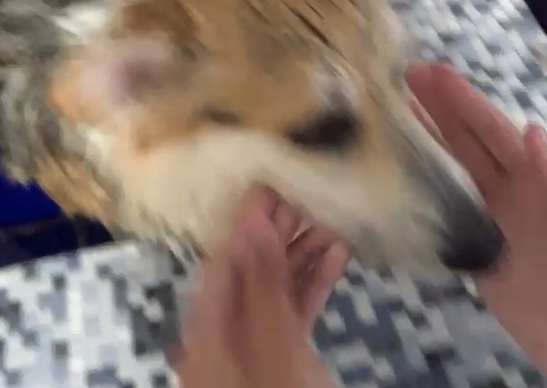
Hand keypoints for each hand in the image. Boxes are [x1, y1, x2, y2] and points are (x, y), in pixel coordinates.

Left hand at [174, 188, 349, 387]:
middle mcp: (226, 334)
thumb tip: (253, 219)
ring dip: (304, 256)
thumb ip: (262, 282)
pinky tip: (339, 257)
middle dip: (279, 233)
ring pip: (277, 291)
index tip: (273, 183)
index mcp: (208, 329)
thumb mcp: (272, 342)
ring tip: (331, 222)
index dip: (247, 221)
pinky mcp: (282, 362)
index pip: (224, 260)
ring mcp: (254, 348)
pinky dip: (313, 287)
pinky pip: (294, 314)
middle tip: (305, 194)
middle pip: (251, 272)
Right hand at [408, 65, 546, 387]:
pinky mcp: (477, 260)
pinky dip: (423, 194)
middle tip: (405, 75)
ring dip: (427, 141)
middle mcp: (512, 194)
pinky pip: (446, 219)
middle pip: (468, 143)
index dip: (465, 101)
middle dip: (439, 108)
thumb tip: (531, 131)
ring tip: (395, 111)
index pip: (496, 132)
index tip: (433, 71)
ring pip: (453, 173)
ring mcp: (492, 225)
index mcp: (542, 181)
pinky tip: (400, 176)